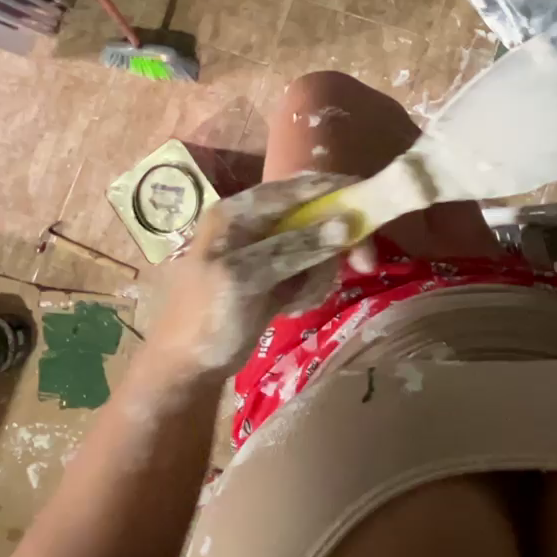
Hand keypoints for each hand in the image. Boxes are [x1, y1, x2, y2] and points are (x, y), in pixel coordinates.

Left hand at [146, 173, 359, 376]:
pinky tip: (293, 307)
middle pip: (315, 214)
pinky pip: (311, 270)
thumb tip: (345, 223)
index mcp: (238, 211)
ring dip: (320, 273)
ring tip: (301, 299)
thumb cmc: (206, 318)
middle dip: (336, 241)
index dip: (334, 190)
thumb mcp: (246, 278)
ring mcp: (267, 250)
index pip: (295, 187)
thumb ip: (295, 247)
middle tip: (364, 265)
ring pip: (318, 245)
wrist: (187, 369)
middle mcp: (254, 223)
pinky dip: (311, 287)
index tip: (370, 202)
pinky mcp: (277, 275)